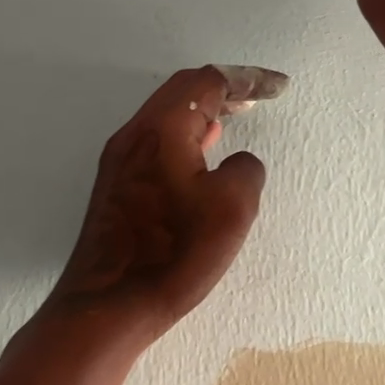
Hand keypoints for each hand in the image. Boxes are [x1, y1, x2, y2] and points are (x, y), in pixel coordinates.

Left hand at [43, 65, 284, 340]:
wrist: (107, 305)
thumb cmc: (172, 254)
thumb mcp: (233, 207)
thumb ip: (246, 169)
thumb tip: (237, 164)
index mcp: (163, 128)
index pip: (209, 82)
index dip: (248, 79)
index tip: (276, 87)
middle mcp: (135, 134)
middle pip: (182, 89)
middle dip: (223, 87)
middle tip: (256, 95)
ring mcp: (120, 159)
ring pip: (166, 113)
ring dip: (202, 108)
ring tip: (234, 116)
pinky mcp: (116, 185)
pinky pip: (157, 138)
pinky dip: (186, 132)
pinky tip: (201, 151)